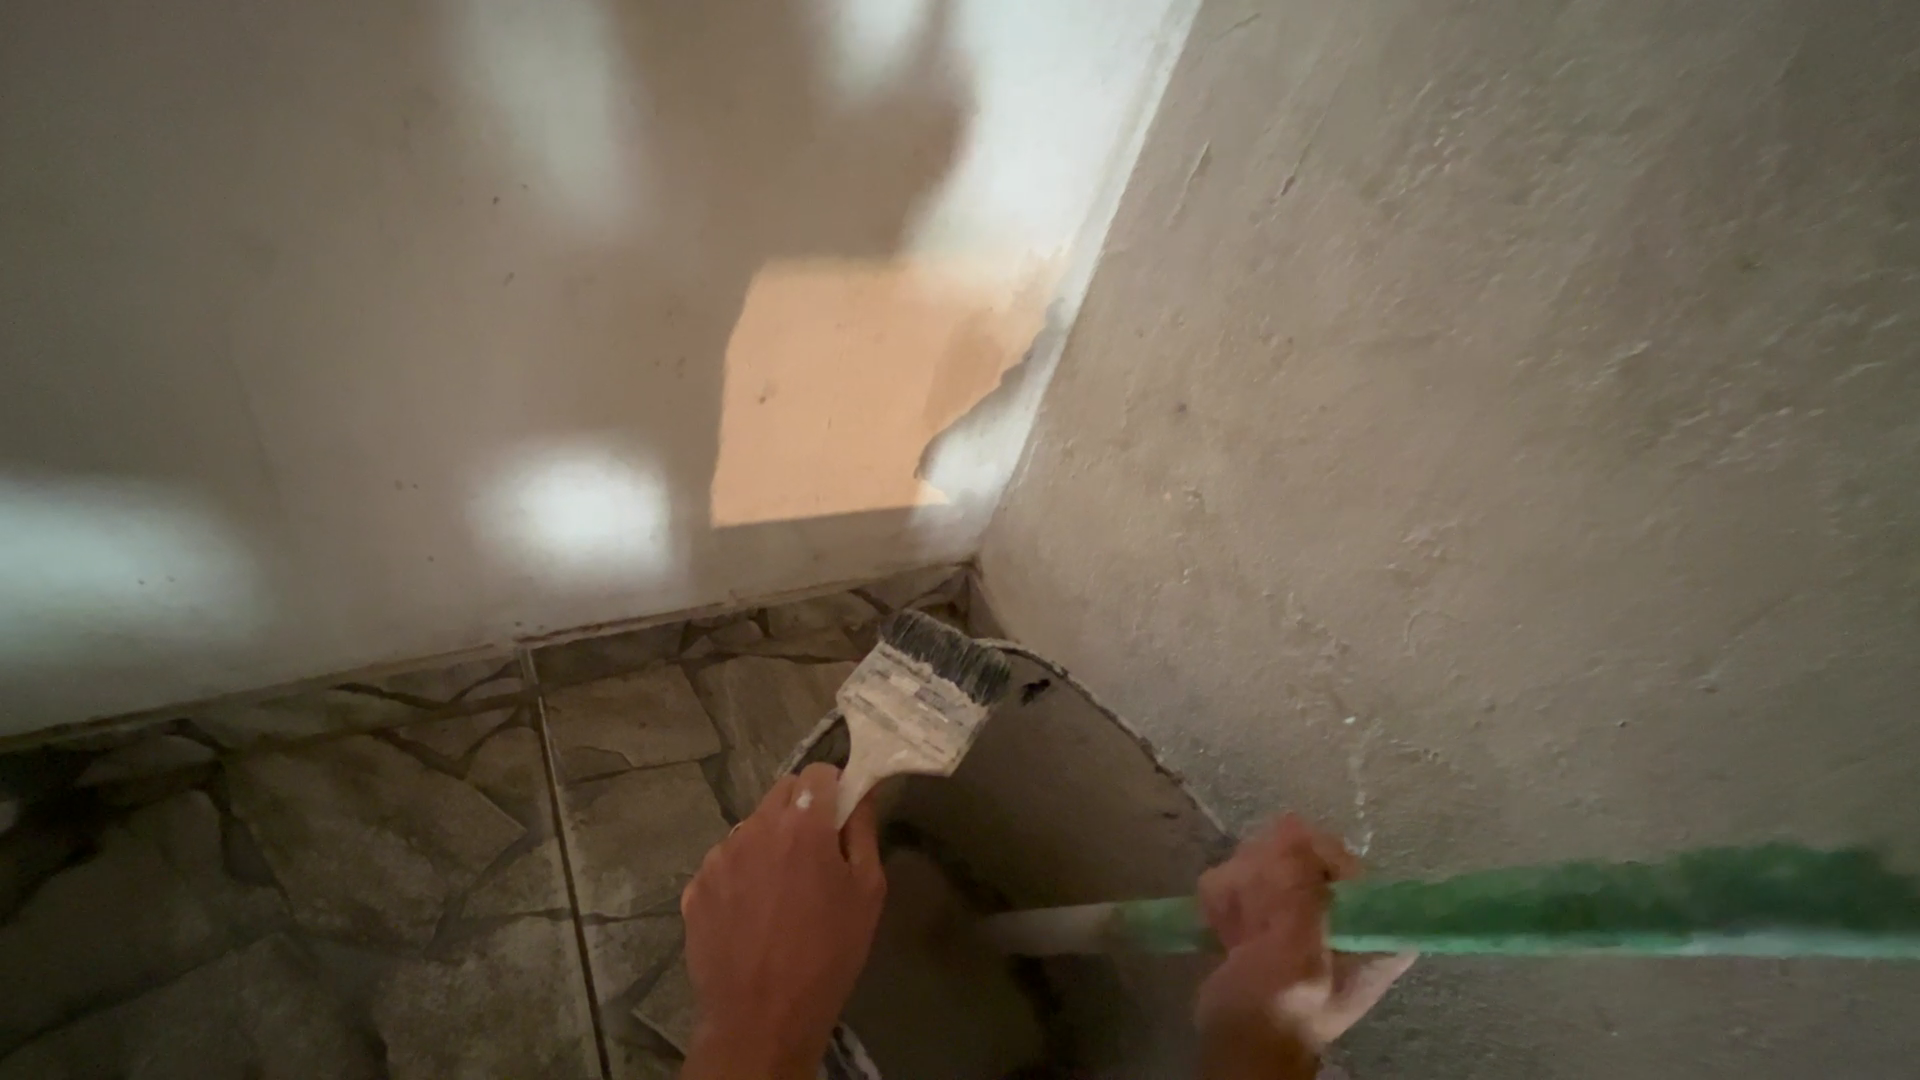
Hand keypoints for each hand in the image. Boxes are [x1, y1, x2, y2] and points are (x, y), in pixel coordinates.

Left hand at [680, 764, 886, 1079]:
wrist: (761, 1019)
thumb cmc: (828, 953)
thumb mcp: (867, 890)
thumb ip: (864, 830)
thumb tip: (862, 793)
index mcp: (803, 823)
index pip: (818, 771)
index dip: (834, 786)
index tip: (842, 811)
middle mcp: (756, 827)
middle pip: (782, 791)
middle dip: (803, 807)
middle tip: (817, 849)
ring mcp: (720, 856)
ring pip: (752, 825)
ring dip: (770, 839)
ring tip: (782, 886)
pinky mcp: (696, 886)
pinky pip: (726, 860)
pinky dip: (742, 871)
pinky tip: (753, 910)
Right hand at [1196, 816, 1413, 1059]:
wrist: (1239, 1043)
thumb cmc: (1278, 1011)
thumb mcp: (1296, 957)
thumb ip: (1300, 894)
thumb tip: (1293, 825)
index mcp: (1373, 924)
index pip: (1339, 857)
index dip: (1301, 858)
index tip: (1270, 875)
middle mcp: (1345, 909)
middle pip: (1297, 852)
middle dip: (1261, 878)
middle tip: (1253, 919)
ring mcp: (1305, 907)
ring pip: (1262, 858)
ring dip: (1238, 889)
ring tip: (1237, 931)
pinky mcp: (1272, 910)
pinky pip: (1241, 875)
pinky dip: (1224, 897)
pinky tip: (1225, 928)